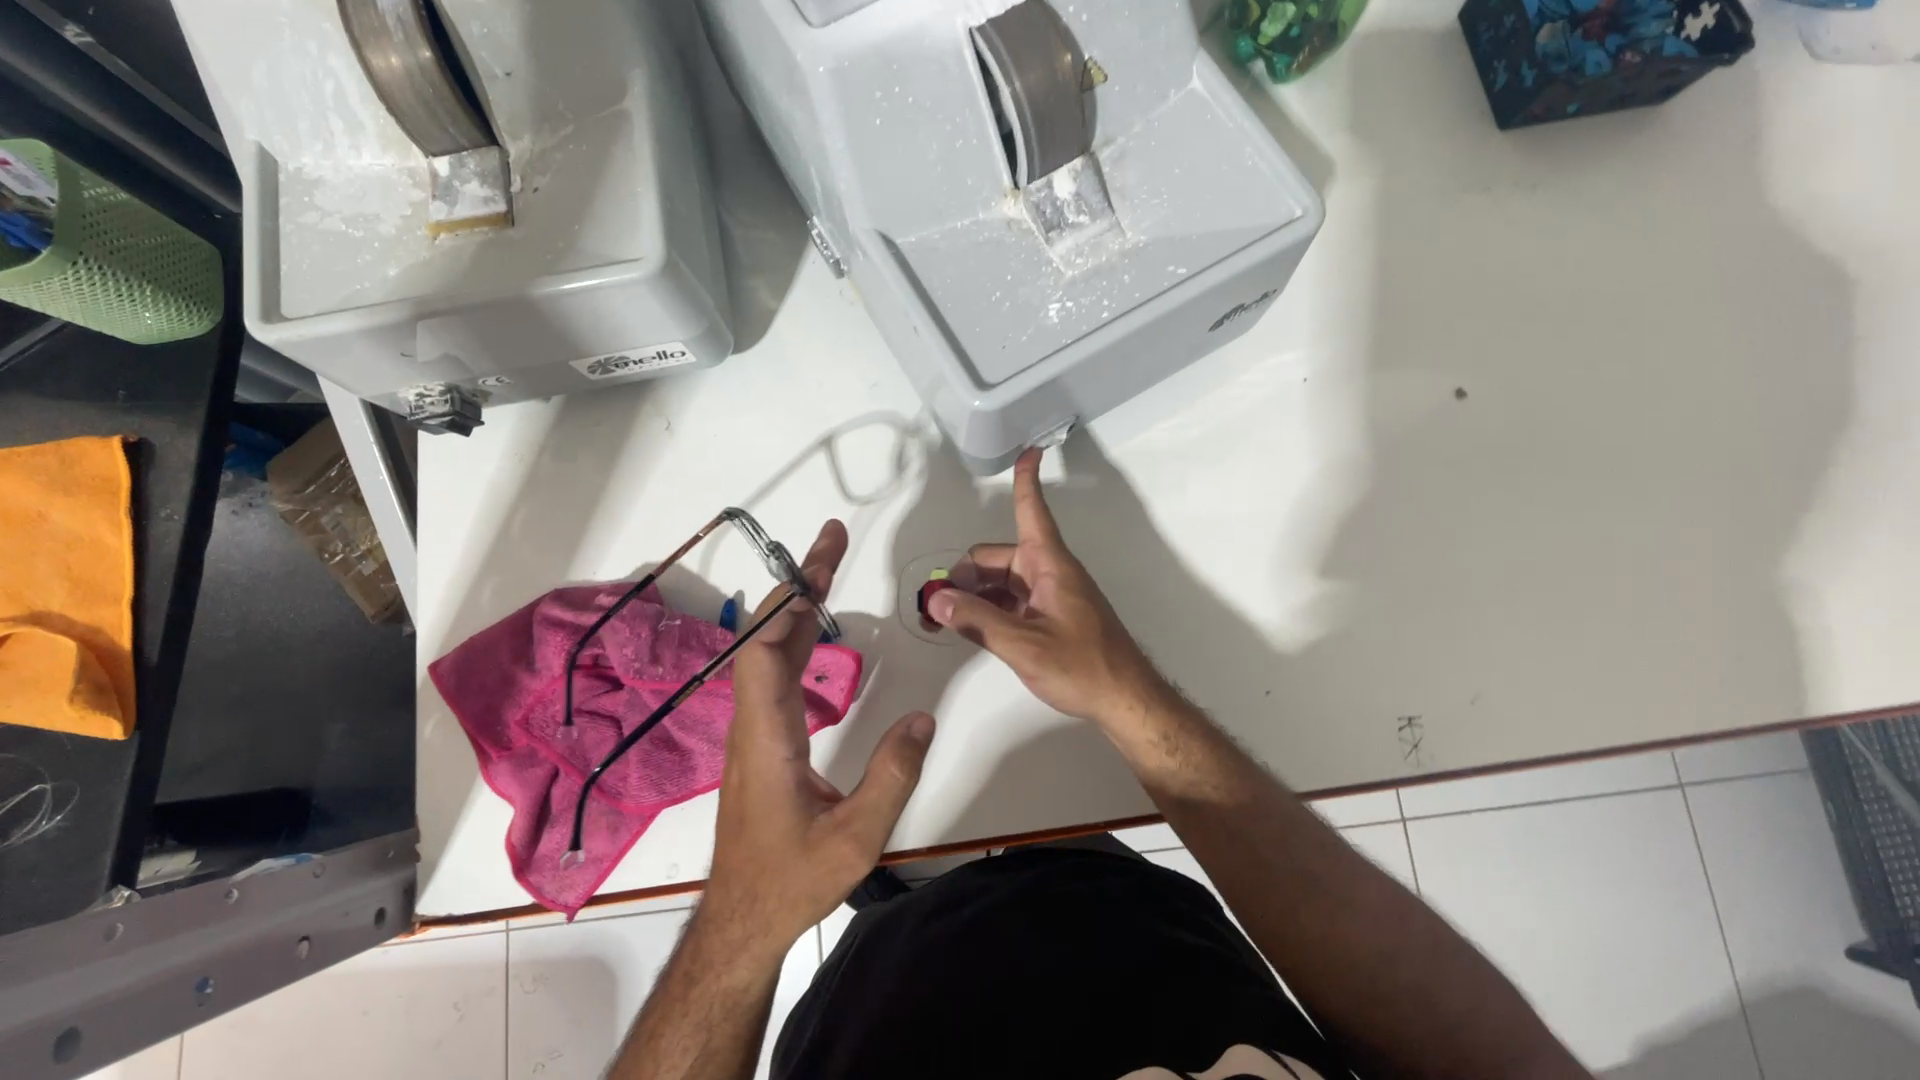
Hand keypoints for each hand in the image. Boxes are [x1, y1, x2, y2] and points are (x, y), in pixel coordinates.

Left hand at [705, 519, 935, 957]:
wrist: (742, 919)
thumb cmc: (791, 880)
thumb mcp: (856, 837)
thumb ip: (892, 776)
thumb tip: (922, 718)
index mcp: (768, 736)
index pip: (768, 650)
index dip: (794, 598)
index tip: (824, 557)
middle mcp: (754, 723)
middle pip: (767, 637)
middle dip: (801, 585)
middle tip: (833, 541)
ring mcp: (754, 732)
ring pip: (768, 654)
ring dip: (798, 609)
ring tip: (830, 572)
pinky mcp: (761, 744)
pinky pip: (775, 675)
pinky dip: (796, 639)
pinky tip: (816, 635)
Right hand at [926, 448, 1171, 726]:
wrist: (1125, 700)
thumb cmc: (1082, 666)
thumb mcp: (1024, 645)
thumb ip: (978, 621)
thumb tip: (936, 600)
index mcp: (1049, 565)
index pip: (1032, 511)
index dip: (1026, 481)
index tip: (1029, 450)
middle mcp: (1048, 573)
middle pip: (997, 558)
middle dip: (964, 574)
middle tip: (933, 606)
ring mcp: (1050, 597)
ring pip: (1001, 583)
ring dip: (973, 595)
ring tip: (942, 621)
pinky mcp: (1050, 618)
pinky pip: (1012, 603)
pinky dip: (989, 611)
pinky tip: (970, 630)